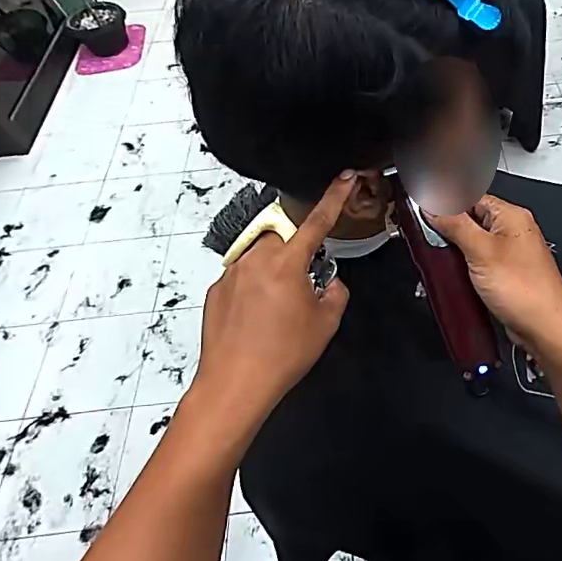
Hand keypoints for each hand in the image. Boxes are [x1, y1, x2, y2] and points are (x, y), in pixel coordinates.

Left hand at [192, 172, 357, 409]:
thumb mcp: (326, 323)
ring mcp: (231, 275)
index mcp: (287, 264)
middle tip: (305, 285)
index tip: (345, 177)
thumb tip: (330, 284)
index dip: (335, 197)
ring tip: (281, 310)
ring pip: (262, 258)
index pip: (317, 222)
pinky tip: (261, 320)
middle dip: (297, 253)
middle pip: (283, 239)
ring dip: (276, 272)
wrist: (236, 383)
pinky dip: (256, 290)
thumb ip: (335, 293)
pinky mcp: (216, 291)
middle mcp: (255, 261)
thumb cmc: (282, 354)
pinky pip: (244, 278)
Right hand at [426, 196, 561, 353]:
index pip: (469, 196)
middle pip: (468, 219)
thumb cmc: (525, 291)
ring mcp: (508, 253)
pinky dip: (462, 269)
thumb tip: (433, 205)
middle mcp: (512, 231)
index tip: (421, 214)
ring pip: (470, 243)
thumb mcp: (481, 252)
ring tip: (439, 263)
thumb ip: (455, 224)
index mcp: (511, 216)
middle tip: (429, 244)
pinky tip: (453, 277)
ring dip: (452, 253)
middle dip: (445, 231)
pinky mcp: (504, 274)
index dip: (443, 203)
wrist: (544, 328)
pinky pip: (477, 263)